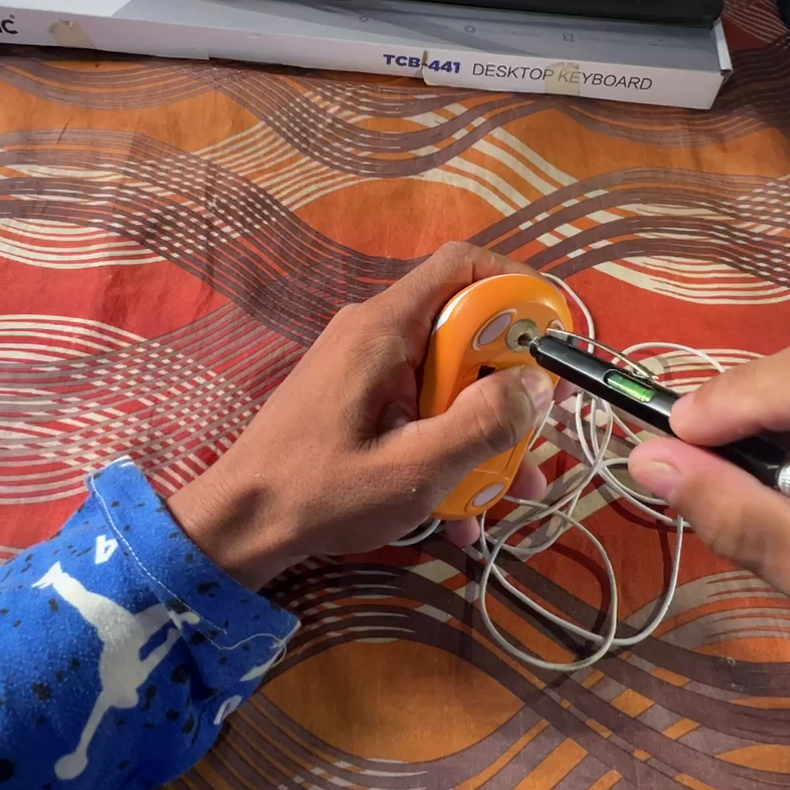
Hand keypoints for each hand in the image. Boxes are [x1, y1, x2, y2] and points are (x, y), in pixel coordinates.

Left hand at [167, 242, 554, 589]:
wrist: (238, 524)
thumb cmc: (319, 492)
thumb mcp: (414, 468)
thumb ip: (481, 424)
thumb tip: (538, 383)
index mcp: (385, 328)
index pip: (461, 264)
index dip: (515, 285)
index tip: (552, 336)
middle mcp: (376, 332)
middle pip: (463, 329)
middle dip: (509, 382)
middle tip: (540, 432)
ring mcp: (366, 366)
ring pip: (447, 375)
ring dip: (482, 426)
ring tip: (512, 489)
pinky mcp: (359, 396)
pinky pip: (420, 404)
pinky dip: (446, 443)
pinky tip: (458, 510)